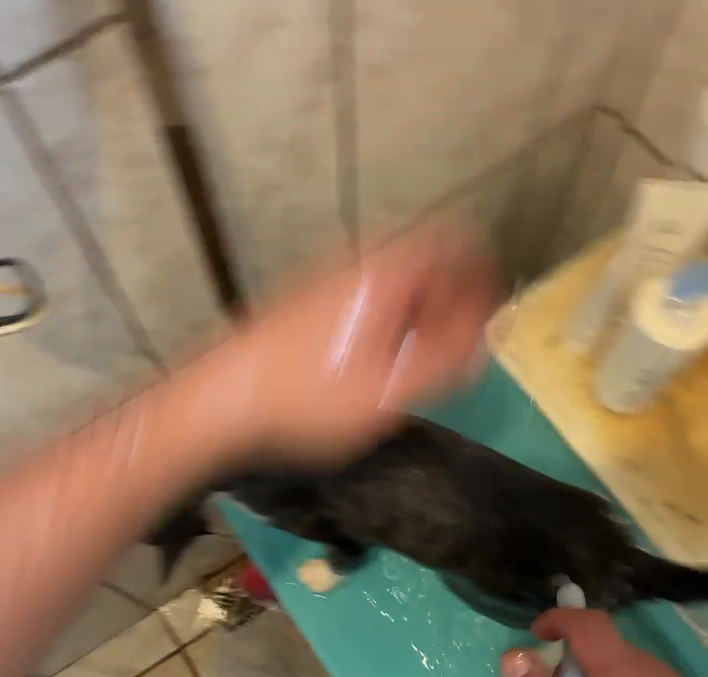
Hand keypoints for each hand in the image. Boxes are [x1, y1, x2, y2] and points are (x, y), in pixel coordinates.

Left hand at [185, 227, 498, 465]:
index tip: (488, 319)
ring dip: (413, 314)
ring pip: (388, 282)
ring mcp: (323, 279)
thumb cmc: (308, 397)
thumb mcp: (390, 390)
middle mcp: (355, 261)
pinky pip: (359, 298)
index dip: (481, 279)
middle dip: (447, 299)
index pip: (456, 244)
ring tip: (413, 363)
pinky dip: (381, 322)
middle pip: (422, 260)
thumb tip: (485, 336)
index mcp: (385, 270)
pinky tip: (368, 365)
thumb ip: (446, 359)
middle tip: (453, 346)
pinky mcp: (300, 303)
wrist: (219, 401)